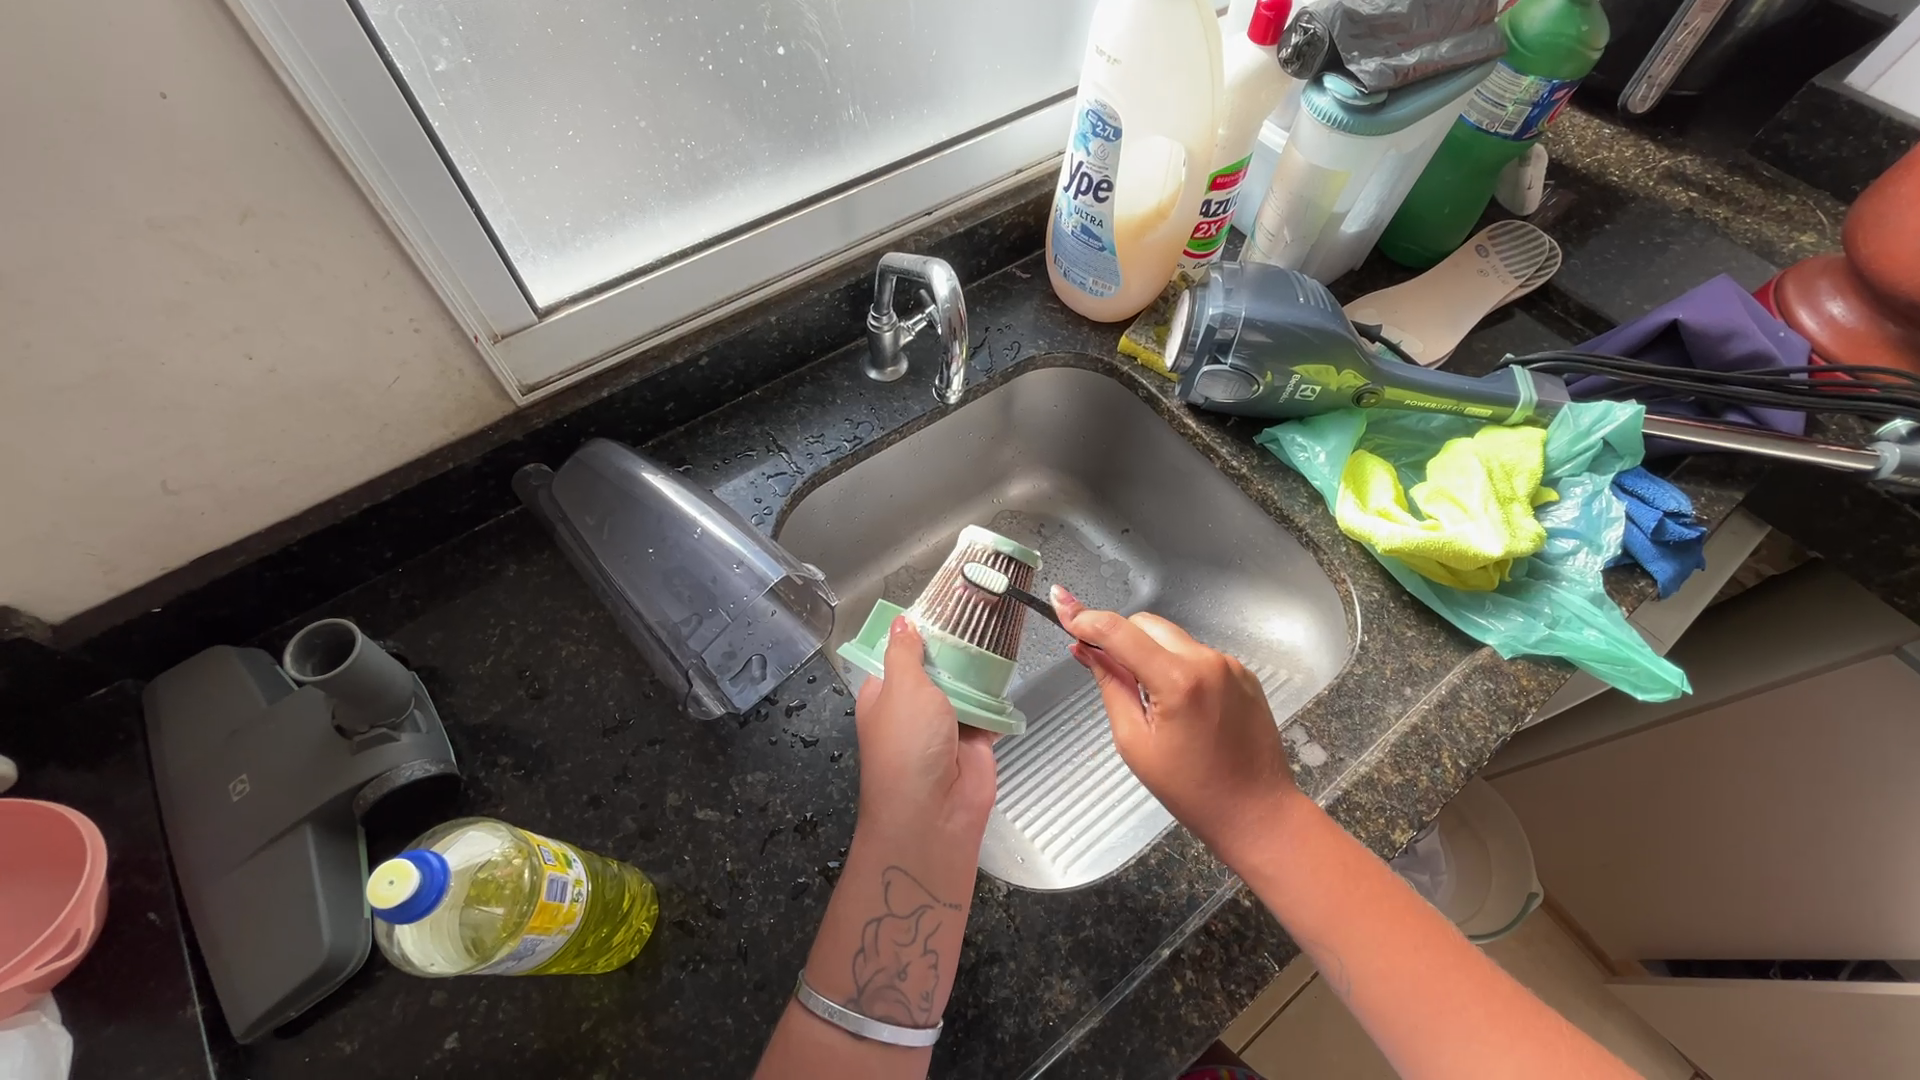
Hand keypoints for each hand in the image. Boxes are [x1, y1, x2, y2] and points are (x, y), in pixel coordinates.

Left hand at [852, 616, 998, 843]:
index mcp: (884, 694)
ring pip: (964, 686)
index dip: (915, 631)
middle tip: (977, 610)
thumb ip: (905, 652)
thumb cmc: (907, 746)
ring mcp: (945, 725)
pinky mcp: (975, 739)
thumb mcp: (902, 688)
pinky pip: (988, 709)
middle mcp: (912, 708)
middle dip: (952, 647)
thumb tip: (901, 622)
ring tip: (996, 631)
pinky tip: (1008, 668)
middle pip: (935, 667)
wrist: (934, 813)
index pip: (897, 654)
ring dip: (977, 669)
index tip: (939, 603)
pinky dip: (997, 696)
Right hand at [1052, 589, 1302, 858]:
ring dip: (1149, 653)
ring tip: (1150, 699)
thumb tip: (1085, 650)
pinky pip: (1197, 654)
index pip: (1119, 631)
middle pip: (1145, 624)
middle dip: (1120, 638)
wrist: (1257, 812)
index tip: (1060, 604)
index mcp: (1177, 680)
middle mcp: (1207, 661)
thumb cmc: (1192, 790)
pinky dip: (1176, 665)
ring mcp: (1230, 665)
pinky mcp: (1243, 674)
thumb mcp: (1135, 742)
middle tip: (1103, 667)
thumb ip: (1110, 686)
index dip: (1084, 617)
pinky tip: (1178, 704)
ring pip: (1171, 637)